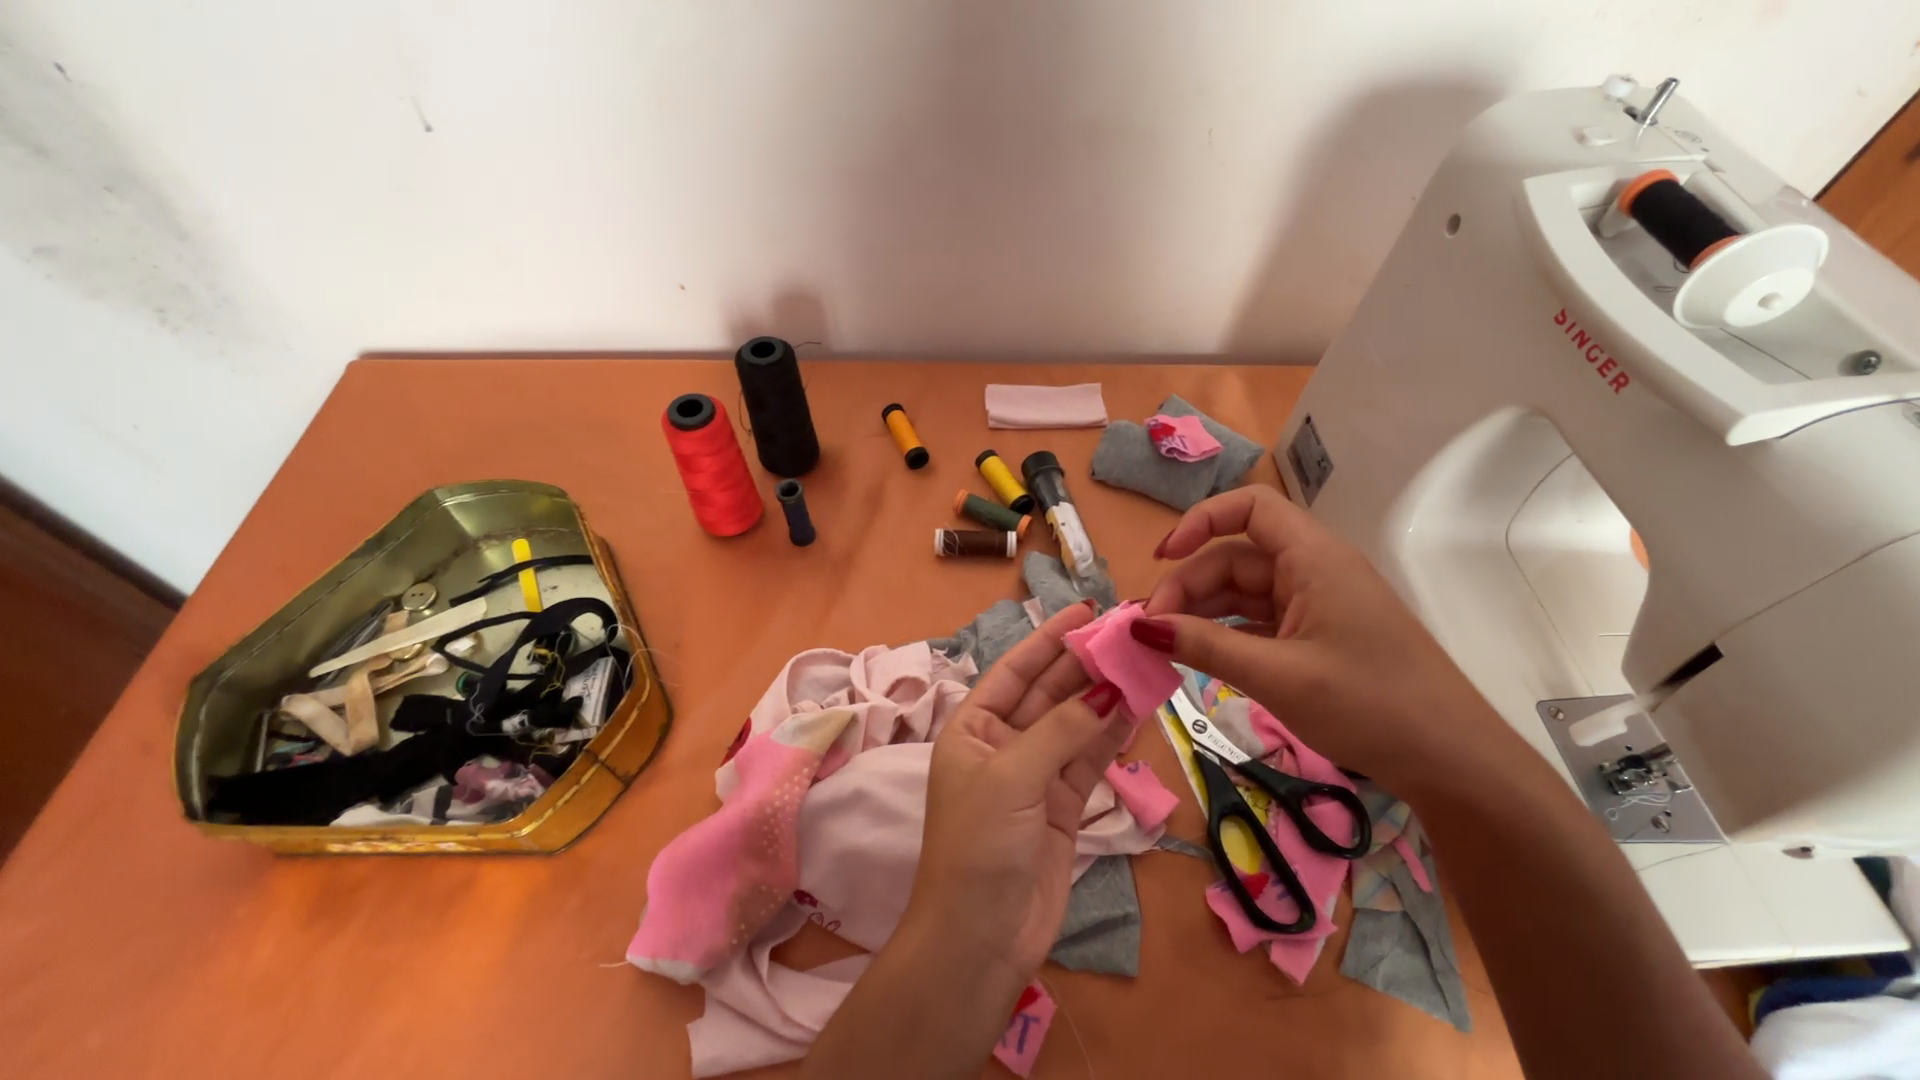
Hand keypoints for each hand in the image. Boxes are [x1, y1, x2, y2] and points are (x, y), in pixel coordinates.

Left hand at [905, 601, 1130, 988]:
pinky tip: (1140, 706)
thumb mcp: (1012, 777)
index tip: (1087, 609)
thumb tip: (1110, 690)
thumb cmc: (979, 846)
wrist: (981, 937)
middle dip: (1087, 664)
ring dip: (1108, 695)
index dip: (1050, 638)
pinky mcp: (1064, 804)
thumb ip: (1063, 730)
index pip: (1015, 670)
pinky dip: (1115, 734)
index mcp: (973, 727)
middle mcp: (1003, 744)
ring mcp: (1036, 775)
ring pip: (1077, 723)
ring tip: (1146, 662)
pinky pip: (1091, 757)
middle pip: (1050, 692)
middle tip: (1131, 634)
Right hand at [1138, 485, 1506, 789]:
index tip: (1161, 559)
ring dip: (1202, 611)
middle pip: (1236, 556)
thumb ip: (1204, 646)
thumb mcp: (1277, 676)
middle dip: (1188, 586)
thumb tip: (1139, 626)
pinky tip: (1200, 656)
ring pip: (1245, 591)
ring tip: (1163, 645)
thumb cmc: (1369, 705)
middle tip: (1149, 631)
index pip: (1249, 508)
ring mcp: (1319, 605)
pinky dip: (1227, 634)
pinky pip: (1260, 621)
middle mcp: (1315, 570)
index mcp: (1314, 558)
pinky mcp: (1320, 638)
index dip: (1200, 521)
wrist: (1452, 761)